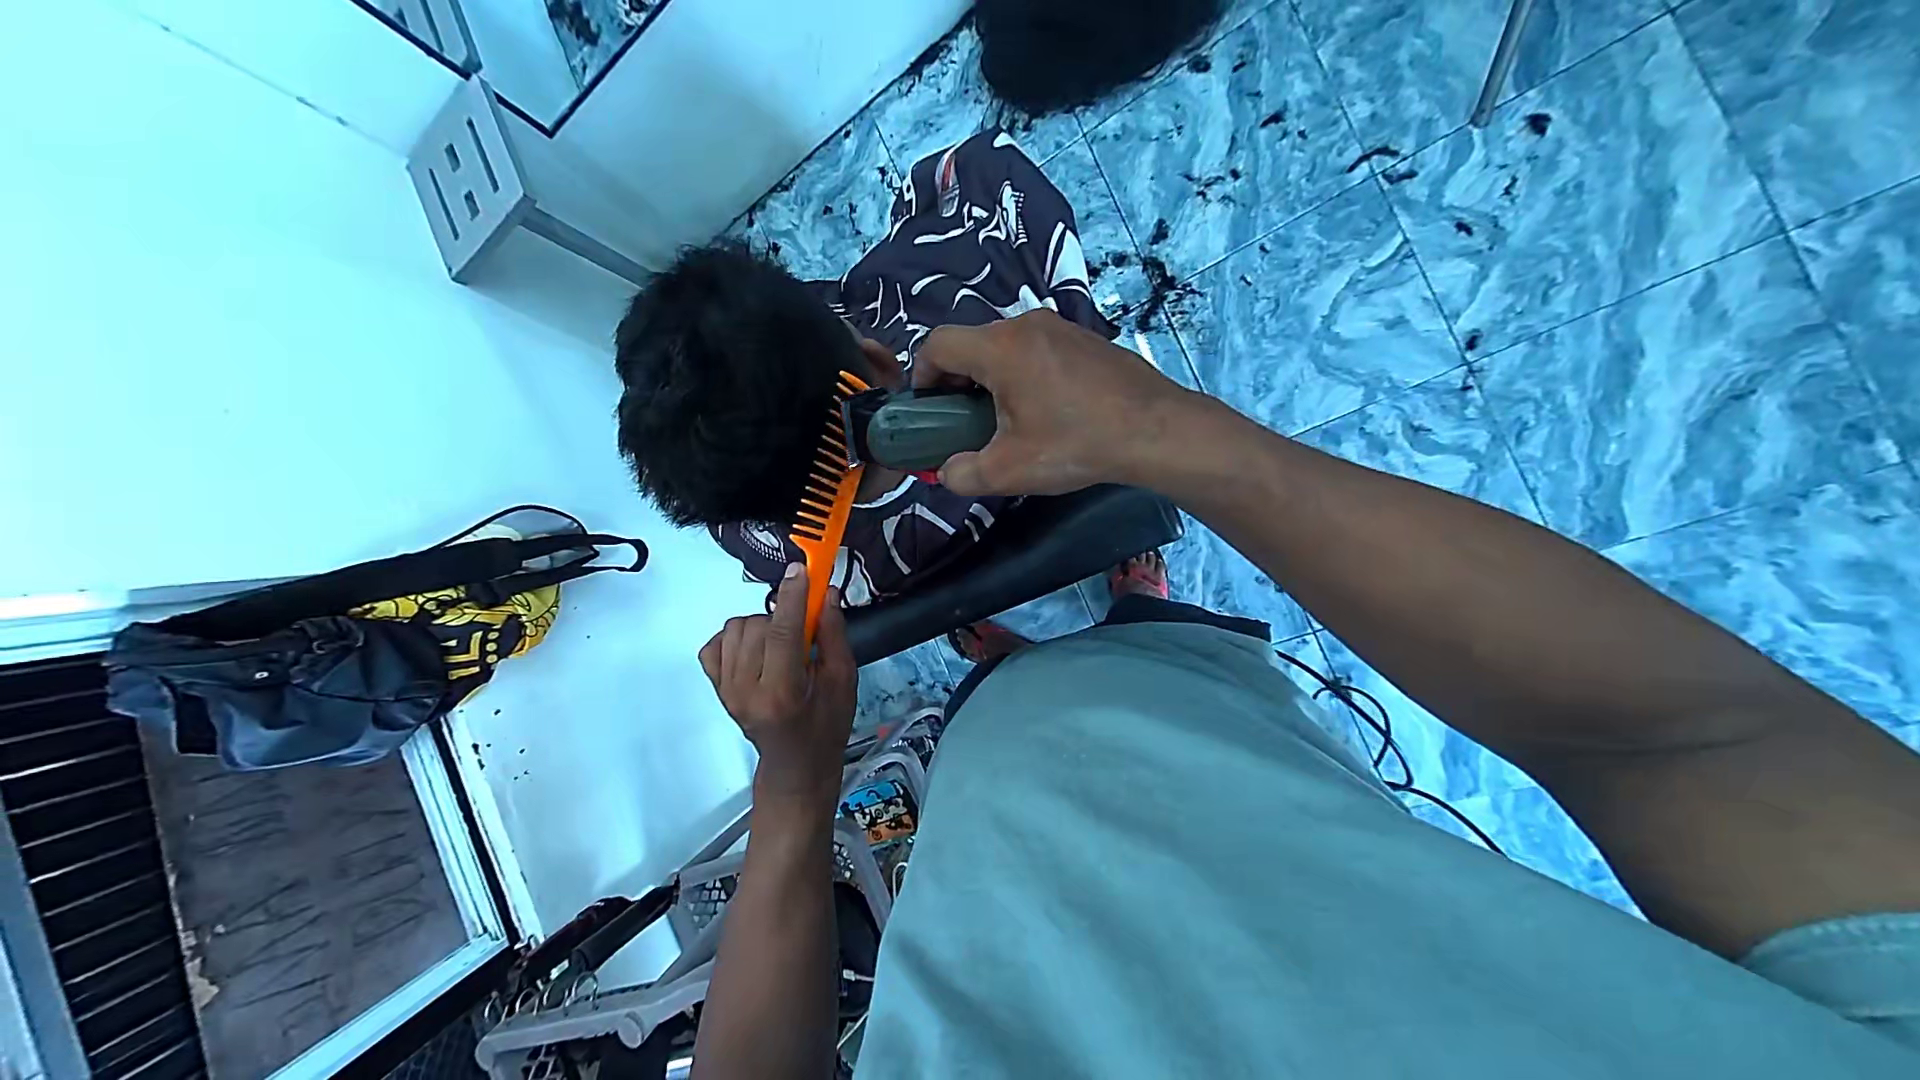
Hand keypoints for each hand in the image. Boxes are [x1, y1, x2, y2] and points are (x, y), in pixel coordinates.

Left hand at [699, 564, 857, 803]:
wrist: (795, 764)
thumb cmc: (826, 725)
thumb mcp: (844, 682)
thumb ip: (834, 635)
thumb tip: (826, 593)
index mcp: (782, 694)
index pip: (783, 633)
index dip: (792, 597)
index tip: (800, 571)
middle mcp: (745, 691)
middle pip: (759, 626)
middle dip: (784, 619)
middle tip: (804, 635)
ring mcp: (725, 690)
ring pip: (736, 628)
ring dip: (762, 626)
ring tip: (781, 646)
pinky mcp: (715, 687)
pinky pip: (716, 642)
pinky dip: (736, 637)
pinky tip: (757, 649)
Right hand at [912, 309, 1202, 495]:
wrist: (1155, 430)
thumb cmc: (1075, 445)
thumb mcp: (1007, 471)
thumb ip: (962, 474)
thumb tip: (947, 472)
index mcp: (999, 347)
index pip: (937, 344)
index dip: (922, 377)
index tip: (930, 410)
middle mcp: (1026, 325)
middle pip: (971, 344)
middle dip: (957, 382)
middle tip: (966, 423)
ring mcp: (1060, 327)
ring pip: (1005, 347)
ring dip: (992, 379)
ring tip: (1007, 421)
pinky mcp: (1085, 339)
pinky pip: (1037, 350)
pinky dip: (1024, 374)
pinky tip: (1046, 411)